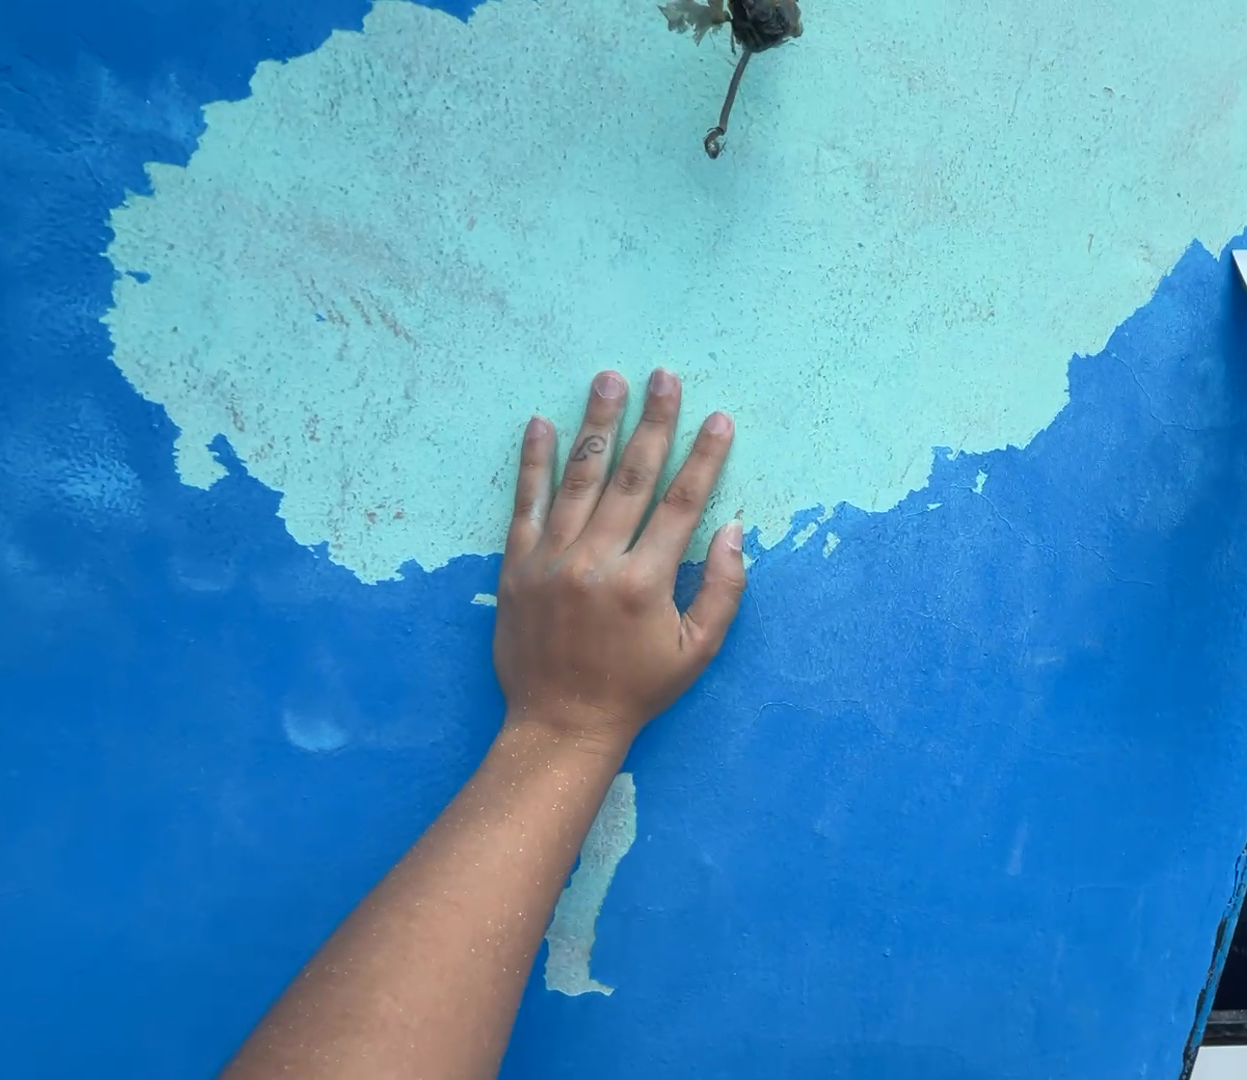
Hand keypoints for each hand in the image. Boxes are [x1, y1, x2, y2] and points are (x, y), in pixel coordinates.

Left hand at [494, 369, 745, 753]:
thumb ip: (723, 588)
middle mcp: (596, 561)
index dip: (705, 457)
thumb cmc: (640, 688)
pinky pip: (524, 505)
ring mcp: (550, 560)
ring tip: (607, 380)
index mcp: (644, 582)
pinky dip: (532, 463)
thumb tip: (731, 529)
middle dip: (653, 422)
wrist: (560, 725)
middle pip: (631, 477)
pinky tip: (540, 423)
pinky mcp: (515, 567)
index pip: (682, 504)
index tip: (719, 419)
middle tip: (664, 375)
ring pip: (577, 479)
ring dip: (596, 425)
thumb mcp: (700, 649)